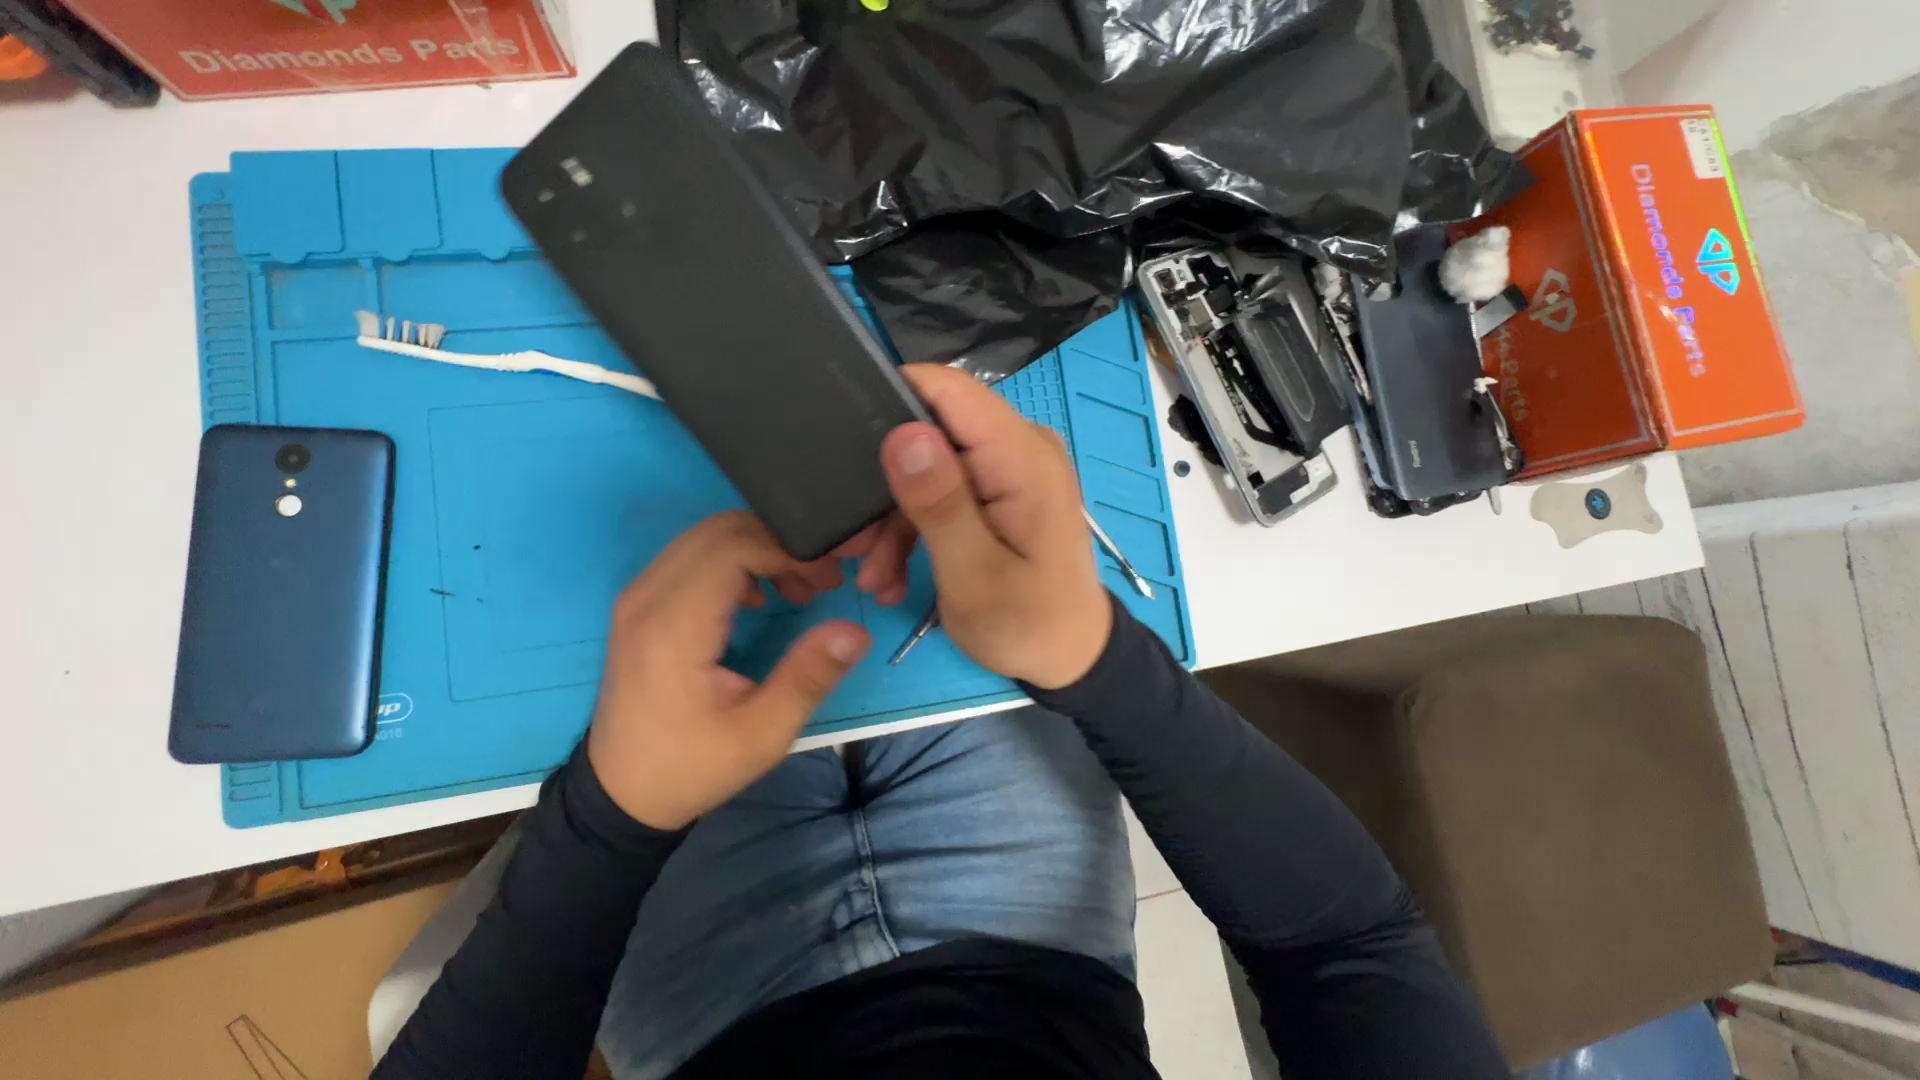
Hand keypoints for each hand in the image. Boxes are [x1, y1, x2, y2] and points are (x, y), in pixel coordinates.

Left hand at [587, 512, 870, 829]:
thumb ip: (807, 677)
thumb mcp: (762, 734)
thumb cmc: (692, 766)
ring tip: (797, 590)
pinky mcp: (639, 603)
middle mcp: (647, 596)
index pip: (735, 546)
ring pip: (706, 536)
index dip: (789, 548)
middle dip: (779, 542)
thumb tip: (855, 631)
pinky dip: (733, 561)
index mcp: (673, 626)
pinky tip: (758, 599)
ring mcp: (637, 595)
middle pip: (721, 529)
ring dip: (758, 549)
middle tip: (821, 580)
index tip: (829, 578)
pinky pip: (691, 556)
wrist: (621, 794)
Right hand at [849, 364, 1111, 688]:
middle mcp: (1018, 447)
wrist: (1068, 656)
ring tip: (875, 575)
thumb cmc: (1028, 625)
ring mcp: (1008, 468)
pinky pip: (942, 488)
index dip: (893, 400)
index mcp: (1022, 458)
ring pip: (927, 465)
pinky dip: (914, 526)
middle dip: (885, 478)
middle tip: (855, 541)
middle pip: (931, 428)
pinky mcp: (997, 490)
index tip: (845, 443)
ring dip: (893, 517)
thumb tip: (903, 433)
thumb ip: (940, 504)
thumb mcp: (974, 576)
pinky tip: (894, 573)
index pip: (948, 389)